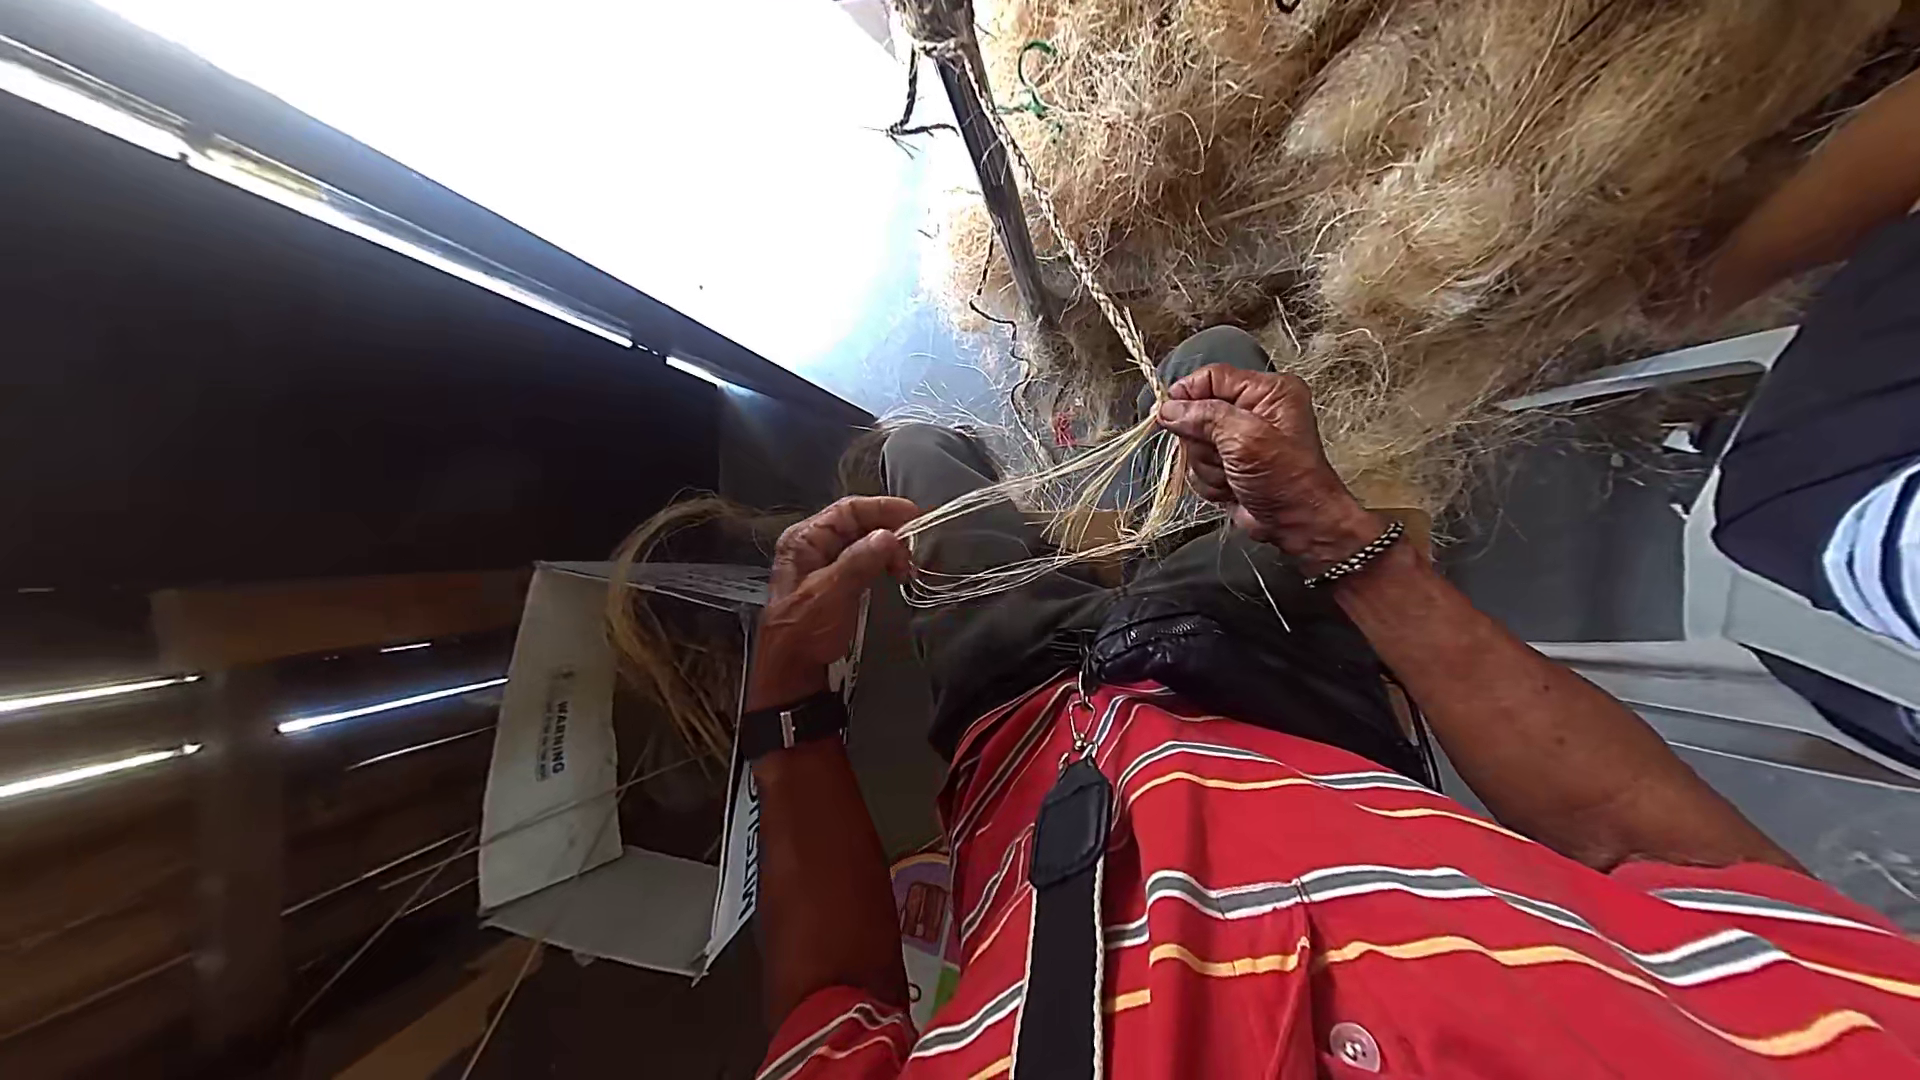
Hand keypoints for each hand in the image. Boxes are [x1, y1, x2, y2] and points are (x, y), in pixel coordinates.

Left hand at [746, 496, 918, 711]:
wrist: (792, 674)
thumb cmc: (803, 633)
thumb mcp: (832, 593)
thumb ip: (860, 561)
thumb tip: (888, 535)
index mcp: (805, 540)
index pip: (849, 509)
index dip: (883, 508)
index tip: (914, 516)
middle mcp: (814, 546)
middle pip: (859, 523)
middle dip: (890, 531)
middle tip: (912, 551)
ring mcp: (826, 564)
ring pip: (866, 543)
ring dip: (890, 549)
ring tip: (906, 567)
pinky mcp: (838, 583)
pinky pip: (866, 562)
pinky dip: (884, 563)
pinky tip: (896, 573)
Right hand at [1154, 364, 1382, 570]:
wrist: (1297, 523)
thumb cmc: (1285, 478)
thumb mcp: (1245, 438)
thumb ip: (1205, 416)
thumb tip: (1167, 408)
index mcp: (1266, 392)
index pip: (1211, 377)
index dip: (1186, 394)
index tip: (1166, 414)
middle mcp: (1252, 410)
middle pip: (1196, 413)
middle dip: (1201, 441)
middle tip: (1223, 456)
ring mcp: (1237, 439)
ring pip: (1193, 444)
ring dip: (1206, 465)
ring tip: (1232, 475)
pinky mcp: (1227, 464)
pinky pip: (1197, 466)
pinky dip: (1209, 480)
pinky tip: (1230, 486)